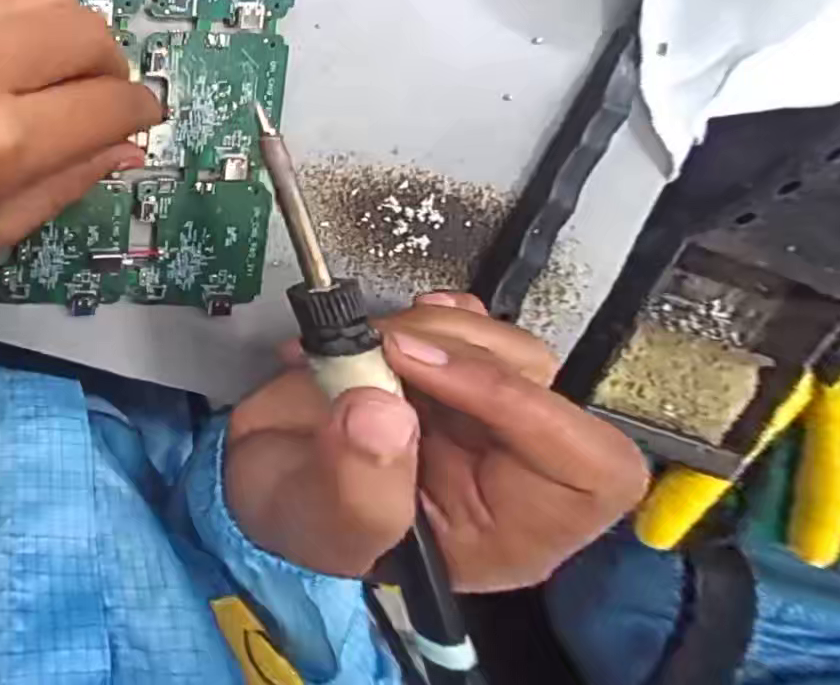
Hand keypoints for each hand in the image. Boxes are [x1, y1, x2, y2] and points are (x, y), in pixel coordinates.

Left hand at [0, 0, 160, 277]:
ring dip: (70, 31)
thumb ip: (71, 179)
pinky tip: (4, 53)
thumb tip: (129, 142)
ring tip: (51, 69)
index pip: (107, 104)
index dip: (139, 111)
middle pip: (87, 32)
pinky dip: (21, 18)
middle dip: (111, 66)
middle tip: (95, 96)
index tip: (141, 117)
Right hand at [224, 293, 648, 590]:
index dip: (511, 399)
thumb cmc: (301, 522)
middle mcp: (501, 461)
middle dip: (454, 350)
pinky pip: (458, 328)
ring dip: (423, 326)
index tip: (411, 362)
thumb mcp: (326, 525)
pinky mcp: (422, 370)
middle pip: (540, 385)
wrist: (258, 478)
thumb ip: (359, 485)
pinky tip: (386, 322)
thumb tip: (383, 407)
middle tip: (373, 345)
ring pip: (498, 346)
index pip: (581, 462)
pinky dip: (427, 313)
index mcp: (510, 525)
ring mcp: (461, 409)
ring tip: (350, 341)